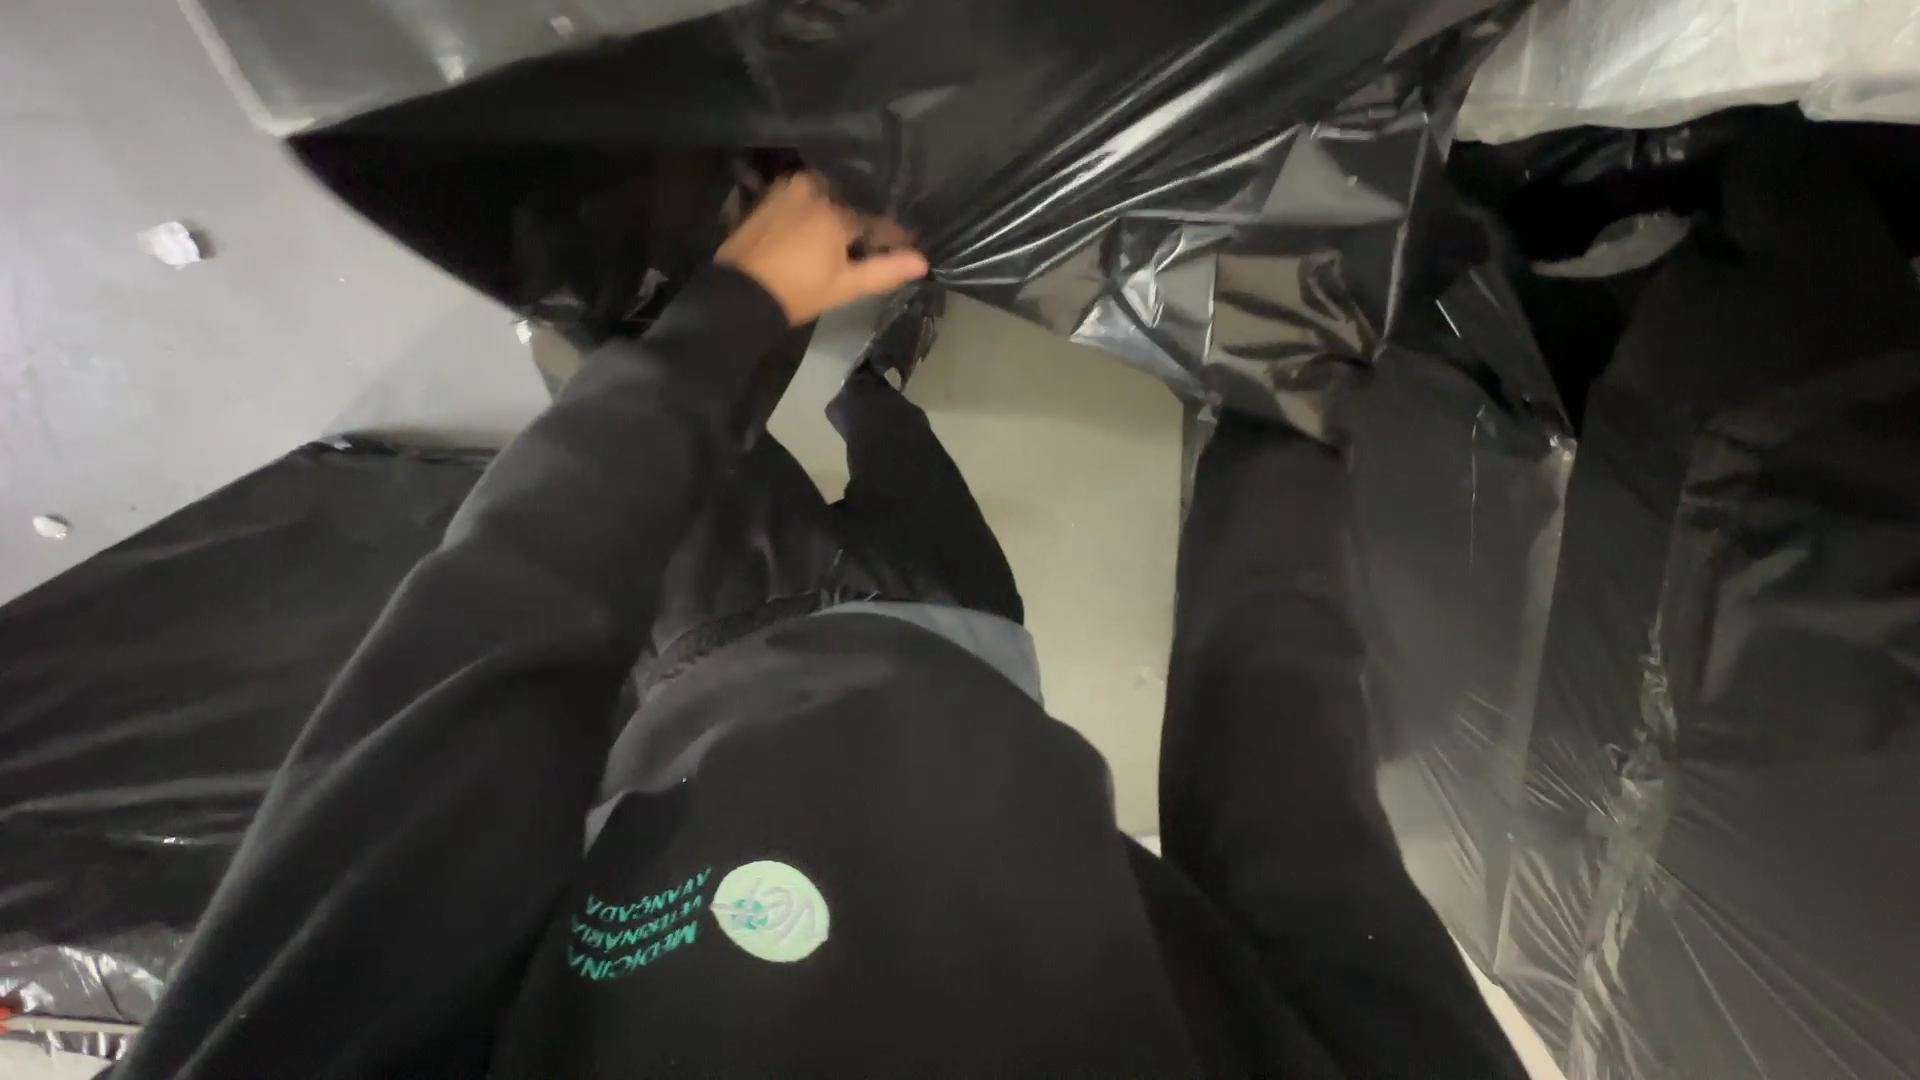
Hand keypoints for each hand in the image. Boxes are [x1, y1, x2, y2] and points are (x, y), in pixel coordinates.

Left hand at [716, 172, 929, 324]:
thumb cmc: (797, 292)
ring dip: (840, 211)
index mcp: (836, 209)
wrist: (739, 294)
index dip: (894, 235)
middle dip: (865, 218)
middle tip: (873, 242)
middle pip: (852, 200)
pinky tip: (818, 231)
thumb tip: (923, 261)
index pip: (877, 219)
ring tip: (846, 236)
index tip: (908, 246)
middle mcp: (814, 188)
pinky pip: (804, 196)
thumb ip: (884, 270)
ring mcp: (788, 188)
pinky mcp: (770, 196)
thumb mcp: (845, 286)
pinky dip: (817, 209)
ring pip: (828, 195)